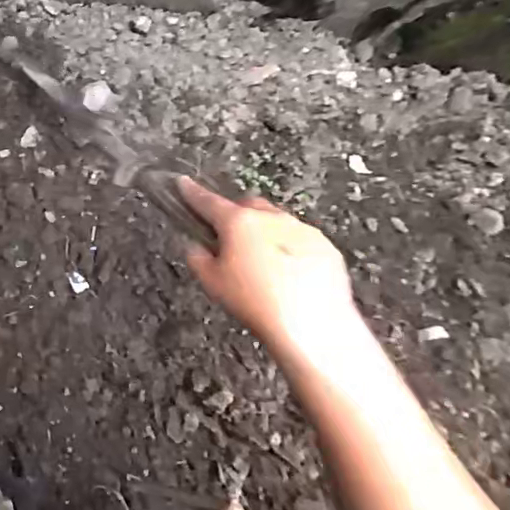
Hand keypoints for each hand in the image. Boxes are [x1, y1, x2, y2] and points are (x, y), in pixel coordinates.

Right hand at [177, 176, 361, 352]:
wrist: (311, 326)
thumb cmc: (257, 304)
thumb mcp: (212, 283)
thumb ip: (198, 258)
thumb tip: (197, 247)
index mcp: (238, 222)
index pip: (208, 201)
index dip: (192, 192)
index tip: (184, 184)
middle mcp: (270, 218)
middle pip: (247, 206)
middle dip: (237, 217)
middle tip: (231, 242)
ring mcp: (301, 229)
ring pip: (276, 221)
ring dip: (266, 235)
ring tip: (264, 268)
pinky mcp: (325, 246)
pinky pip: (301, 239)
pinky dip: (291, 250)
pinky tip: (288, 276)